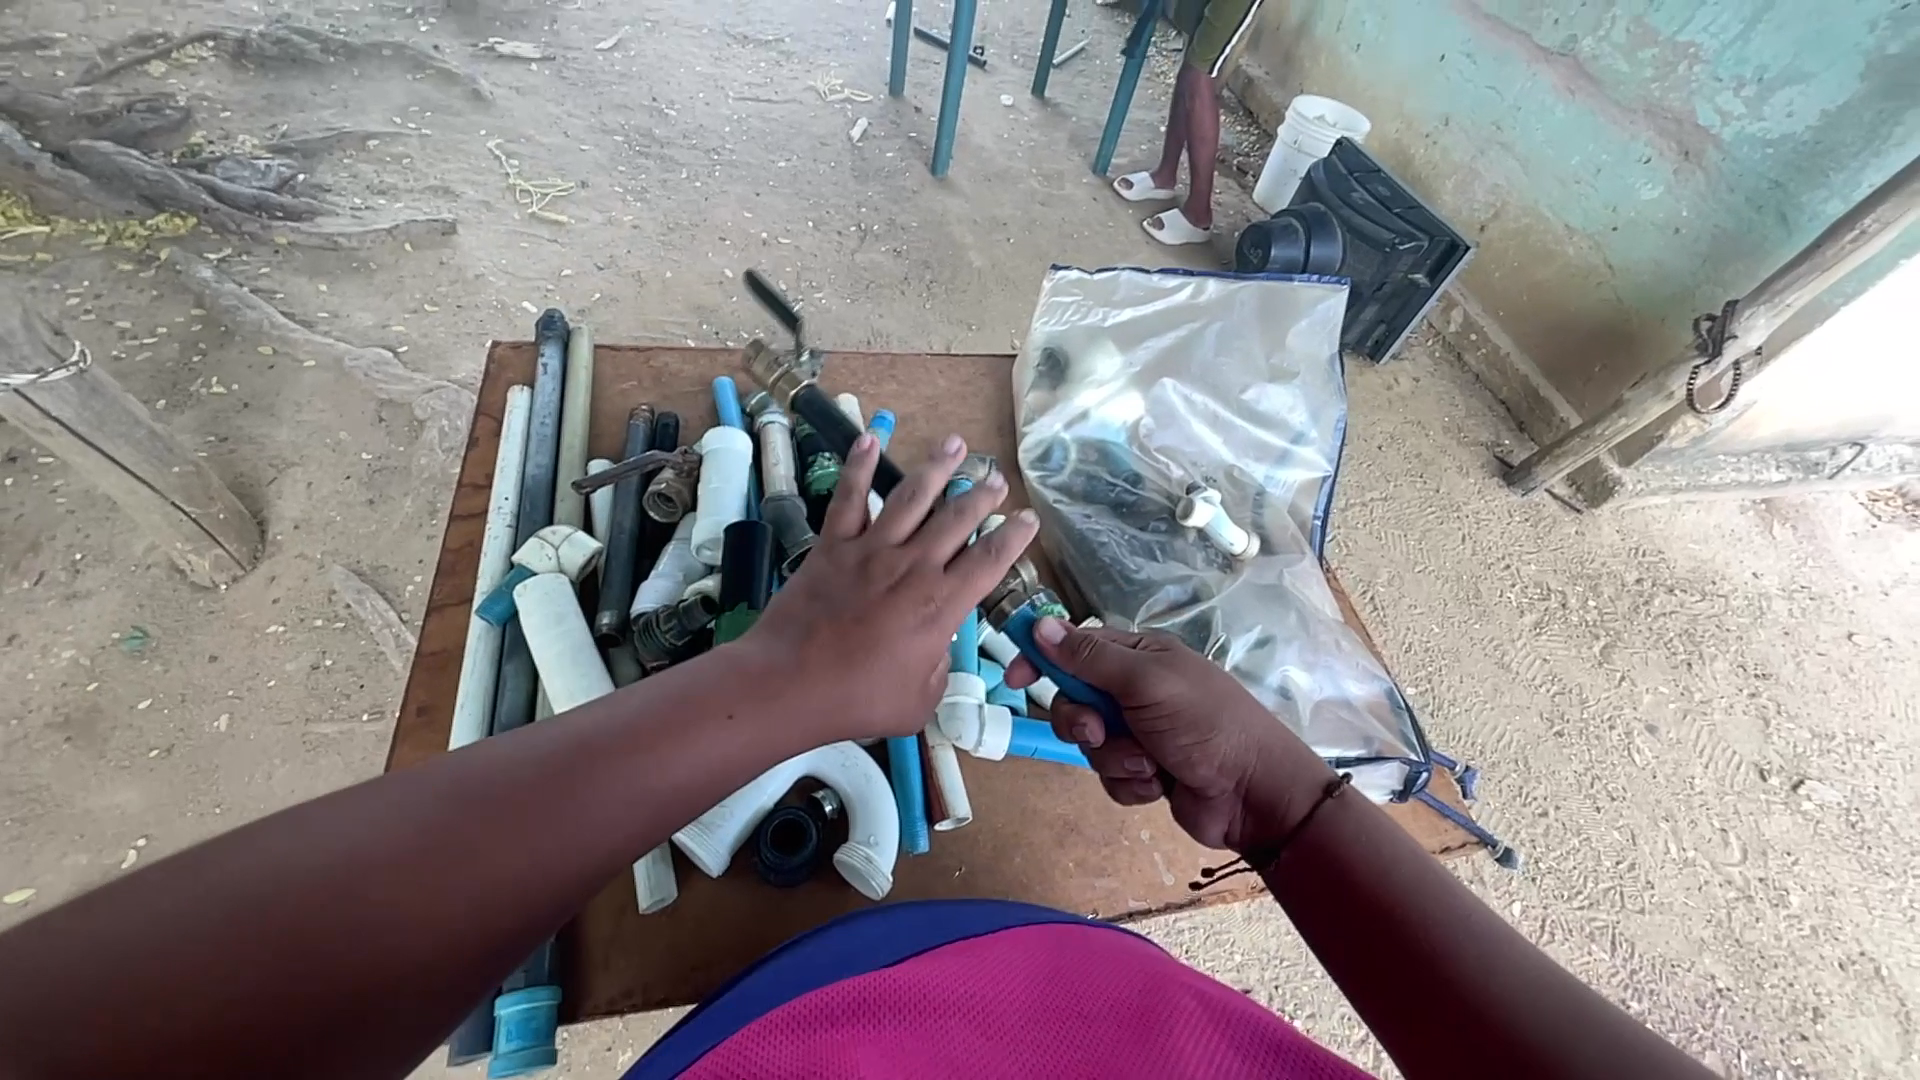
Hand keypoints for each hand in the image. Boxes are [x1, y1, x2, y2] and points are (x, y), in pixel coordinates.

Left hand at [738, 432, 1037, 743]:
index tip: (1028, 519)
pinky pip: (849, 497)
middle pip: (957, 519)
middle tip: (996, 478)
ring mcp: (872, 550)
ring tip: (955, 444)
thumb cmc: (858, 700)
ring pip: (912, 497)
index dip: (1015, 537)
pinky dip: (860, 466)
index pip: (990, 561)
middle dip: (982, 495)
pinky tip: (870, 439)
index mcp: (941, 605)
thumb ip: (939, 668)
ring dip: (938, 467)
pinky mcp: (833, 545)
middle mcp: (913, 567)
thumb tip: (938, 645)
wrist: (790, 684)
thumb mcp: (920, 701)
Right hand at [1006, 619, 1333, 852]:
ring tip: (1149, 763)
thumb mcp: (1146, 682)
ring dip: (1114, 757)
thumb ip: (1090, 657)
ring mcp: (1139, 732)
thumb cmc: (1204, 724)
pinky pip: (1109, 774)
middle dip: (1082, 721)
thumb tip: (1041, 624)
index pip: (1075, 646)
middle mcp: (1135, 690)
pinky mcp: (1144, 770)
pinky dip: (1130, 782)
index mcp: (1138, 656)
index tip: (1014, 676)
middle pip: (1073, 699)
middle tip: (1100, 731)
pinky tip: (1160, 784)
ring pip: (1090, 742)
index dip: (1042, 657)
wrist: (1254, 794)